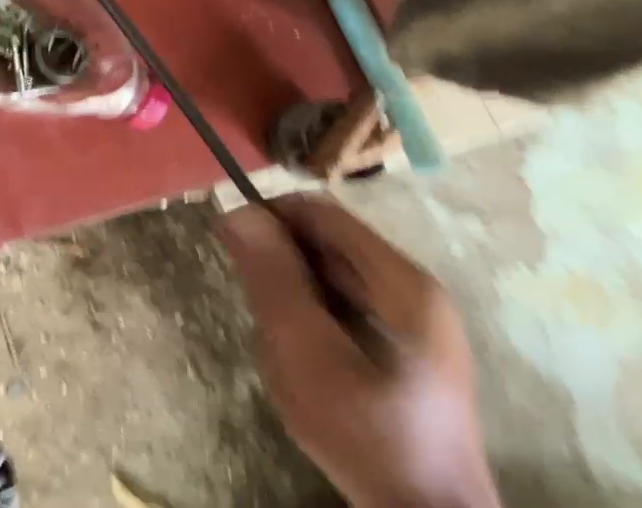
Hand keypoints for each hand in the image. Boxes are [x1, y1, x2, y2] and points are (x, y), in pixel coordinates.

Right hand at [222, 195, 499, 507]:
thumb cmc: (364, 430)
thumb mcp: (304, 351)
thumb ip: (272, 279)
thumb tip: (237, 211)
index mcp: (401, 283)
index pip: (320, 213)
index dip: (268, 217)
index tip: (228, 246)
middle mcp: (413, 290)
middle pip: (324, 242)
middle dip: (278, 264)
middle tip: (254, 306)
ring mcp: (411, 319)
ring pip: (326, 274)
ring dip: (289, 293)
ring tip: (277, 339)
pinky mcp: (401, 345)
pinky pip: (338, 304)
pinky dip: (307, 315)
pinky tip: (300, 354)